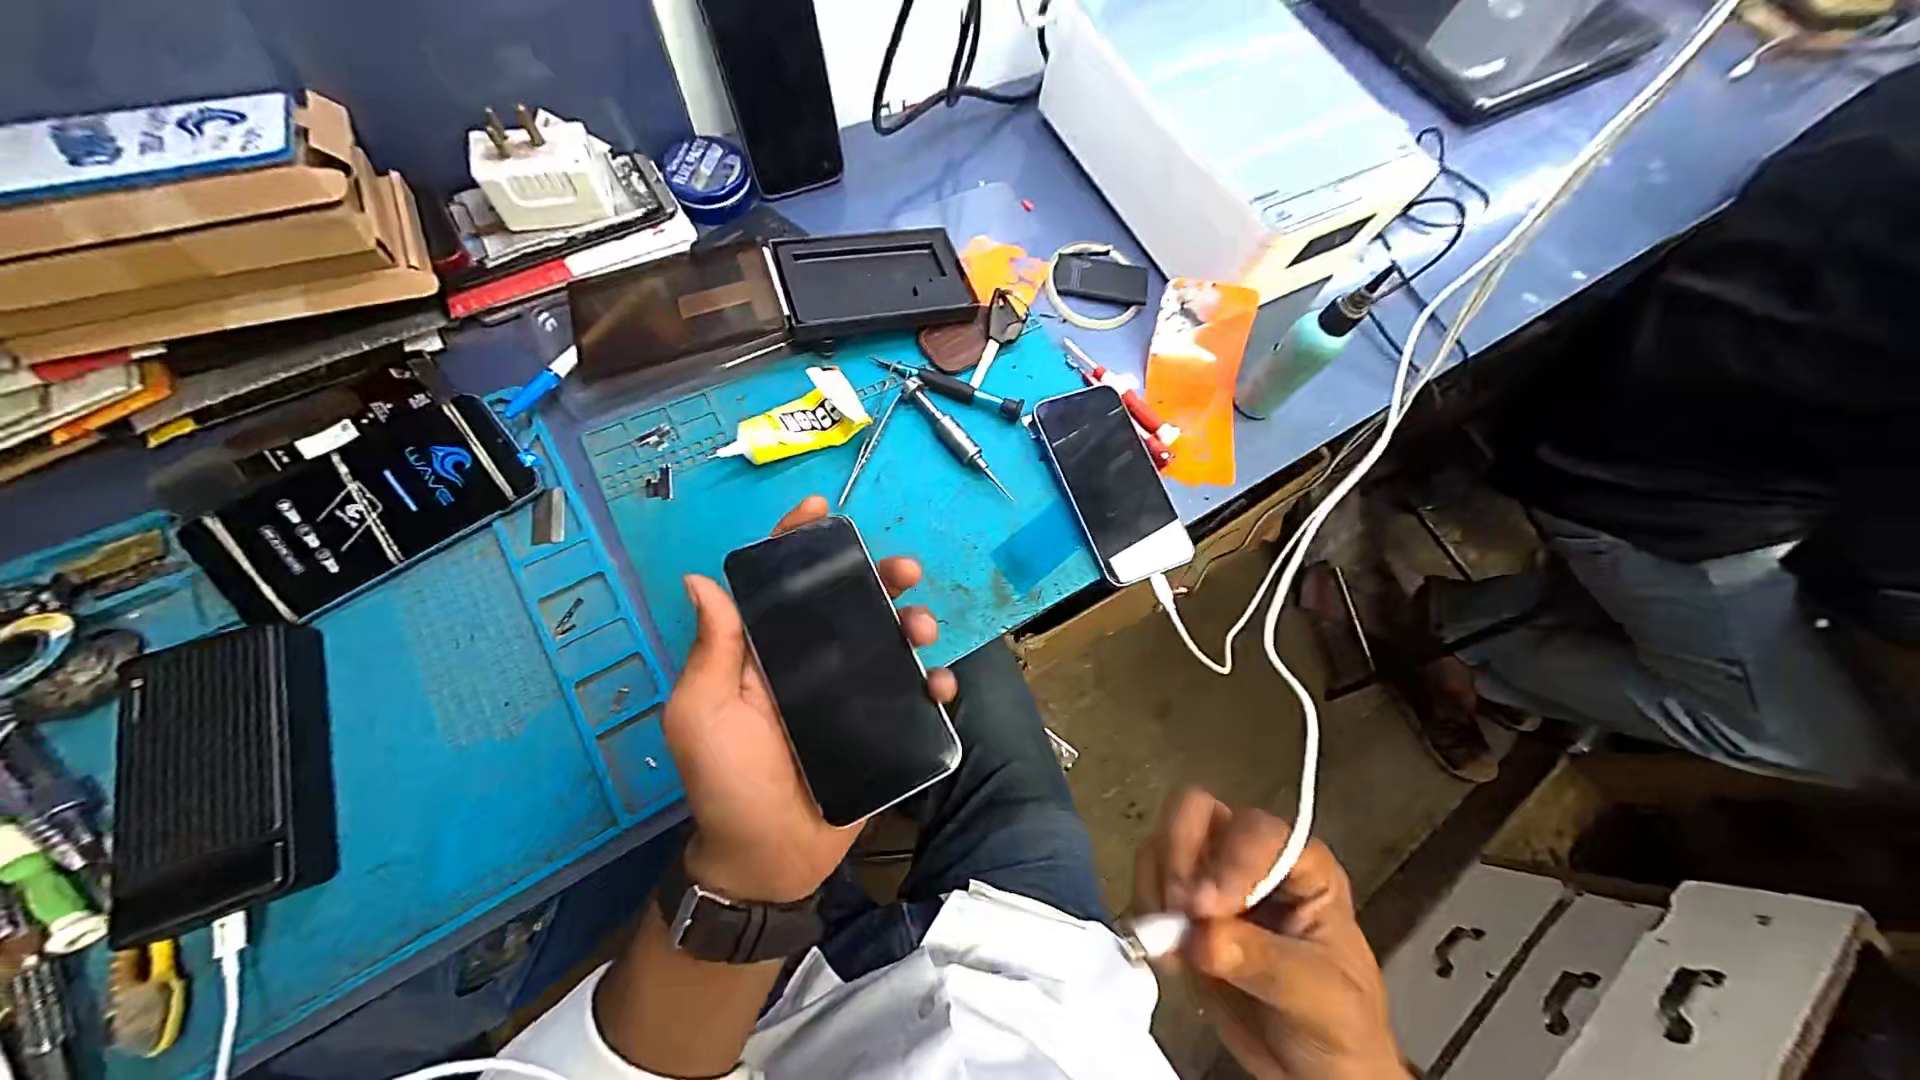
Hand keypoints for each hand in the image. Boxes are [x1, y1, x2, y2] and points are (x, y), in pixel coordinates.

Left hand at [667, 495, 956, 902]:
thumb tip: (700, 578)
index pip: (781, 585)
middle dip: (879, 576)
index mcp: (765, 653)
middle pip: (849, 603)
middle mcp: (811, 662)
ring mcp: (851, 693)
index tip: (822, 511)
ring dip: (914, 622)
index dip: (797, 542)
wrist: (770, 860)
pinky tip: (940, 685)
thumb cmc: (727, 785)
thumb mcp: (702, 716)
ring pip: (889, 640)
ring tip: (923, 629)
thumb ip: (711, 652)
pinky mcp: (883, 726)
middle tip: (905, 569)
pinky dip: (933, 682)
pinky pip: (914, 694)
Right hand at [1134, 788, 1403, 1079]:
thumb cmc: (1339, 1027)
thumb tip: (1201, 936)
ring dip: (1156, 887)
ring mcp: (1210, 874)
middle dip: (1177, 854)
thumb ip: (1261, 961)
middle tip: (1178, 910)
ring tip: (1173, 943)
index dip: (1228, 860)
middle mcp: (1249, 856)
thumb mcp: (1319, 998)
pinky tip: (1167, 954)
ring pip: (1162, 842)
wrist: (1315, 1072)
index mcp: (1300, 864)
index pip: (1256, 831)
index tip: (1204, 910)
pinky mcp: (1180, 903)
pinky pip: (1145, 882)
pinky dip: (1144, 911)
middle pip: (1195, 811)